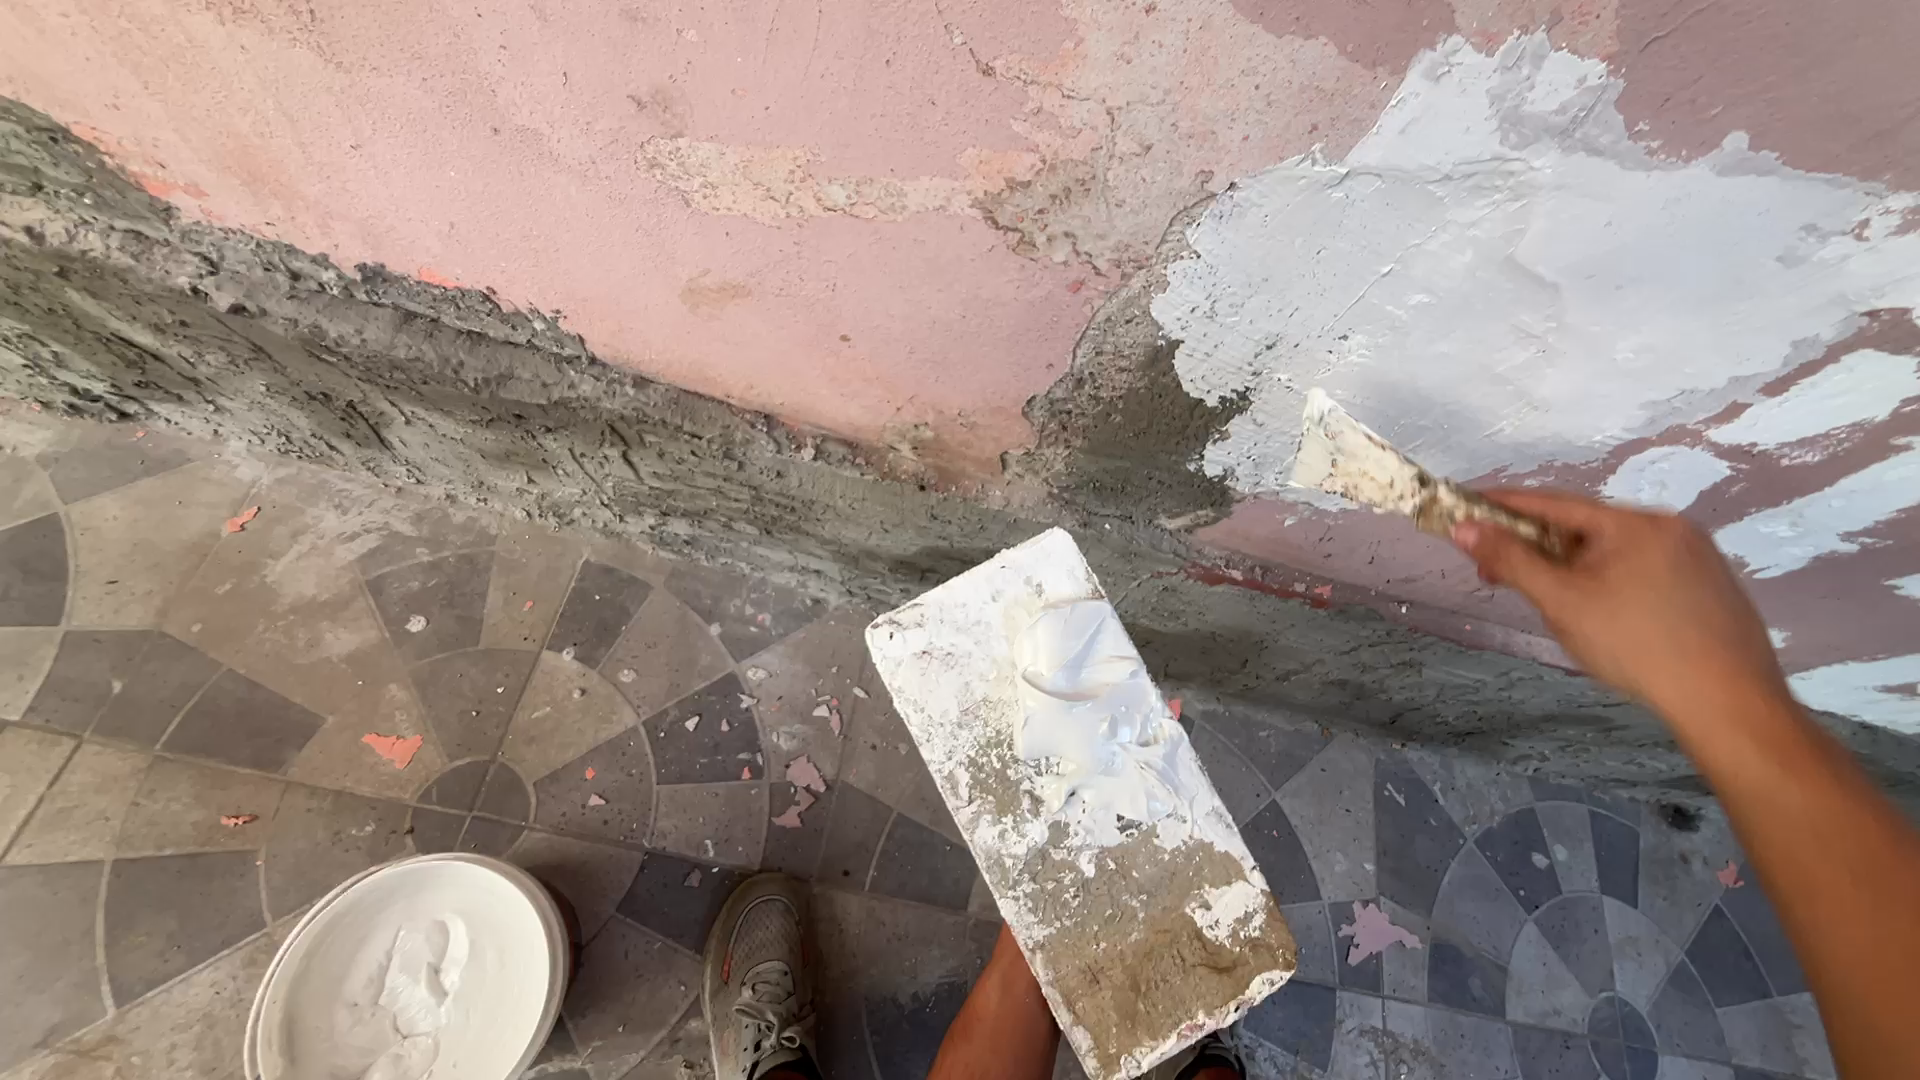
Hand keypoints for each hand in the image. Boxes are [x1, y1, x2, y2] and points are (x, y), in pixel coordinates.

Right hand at [1450, 491, 1788, 719]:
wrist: (1727, 701)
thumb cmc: (1634, 644)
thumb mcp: (1559, 600)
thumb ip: (1509, 559)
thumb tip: (1463, 527)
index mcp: (1634, 524)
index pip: (1551, 502)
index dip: (1501, 504)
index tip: (1462, 507)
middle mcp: (1668, 527)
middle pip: (1580, 524)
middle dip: (1529, 543)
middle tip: (1491, 570)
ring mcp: (1693, 555)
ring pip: (1606, 547)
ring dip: (1561, 562)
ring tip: (1537, 592)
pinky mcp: (1703, 583)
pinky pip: (1633, 565)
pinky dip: (1596, 574)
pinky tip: (1586, 604)